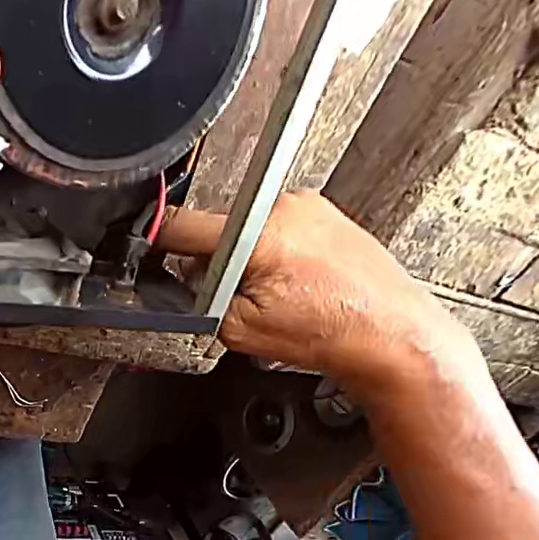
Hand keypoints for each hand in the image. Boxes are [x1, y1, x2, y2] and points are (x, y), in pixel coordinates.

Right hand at [158, 191, 481, 388]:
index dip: (157, 242)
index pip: (184, 226)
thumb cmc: (334, 333)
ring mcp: (309, 205)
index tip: (147, 248)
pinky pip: (279, 227)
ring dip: (247, 255)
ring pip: (249, 228)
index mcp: (260, 232)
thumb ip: (201, 300)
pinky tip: (295, 282)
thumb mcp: (242, 329)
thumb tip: (184, 280)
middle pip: (217, 227)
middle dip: (214, 260)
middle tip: (236, 295)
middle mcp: (285, 205)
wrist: (391, 334)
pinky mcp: (325, 213)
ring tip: (279, 292)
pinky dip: (276, 251)